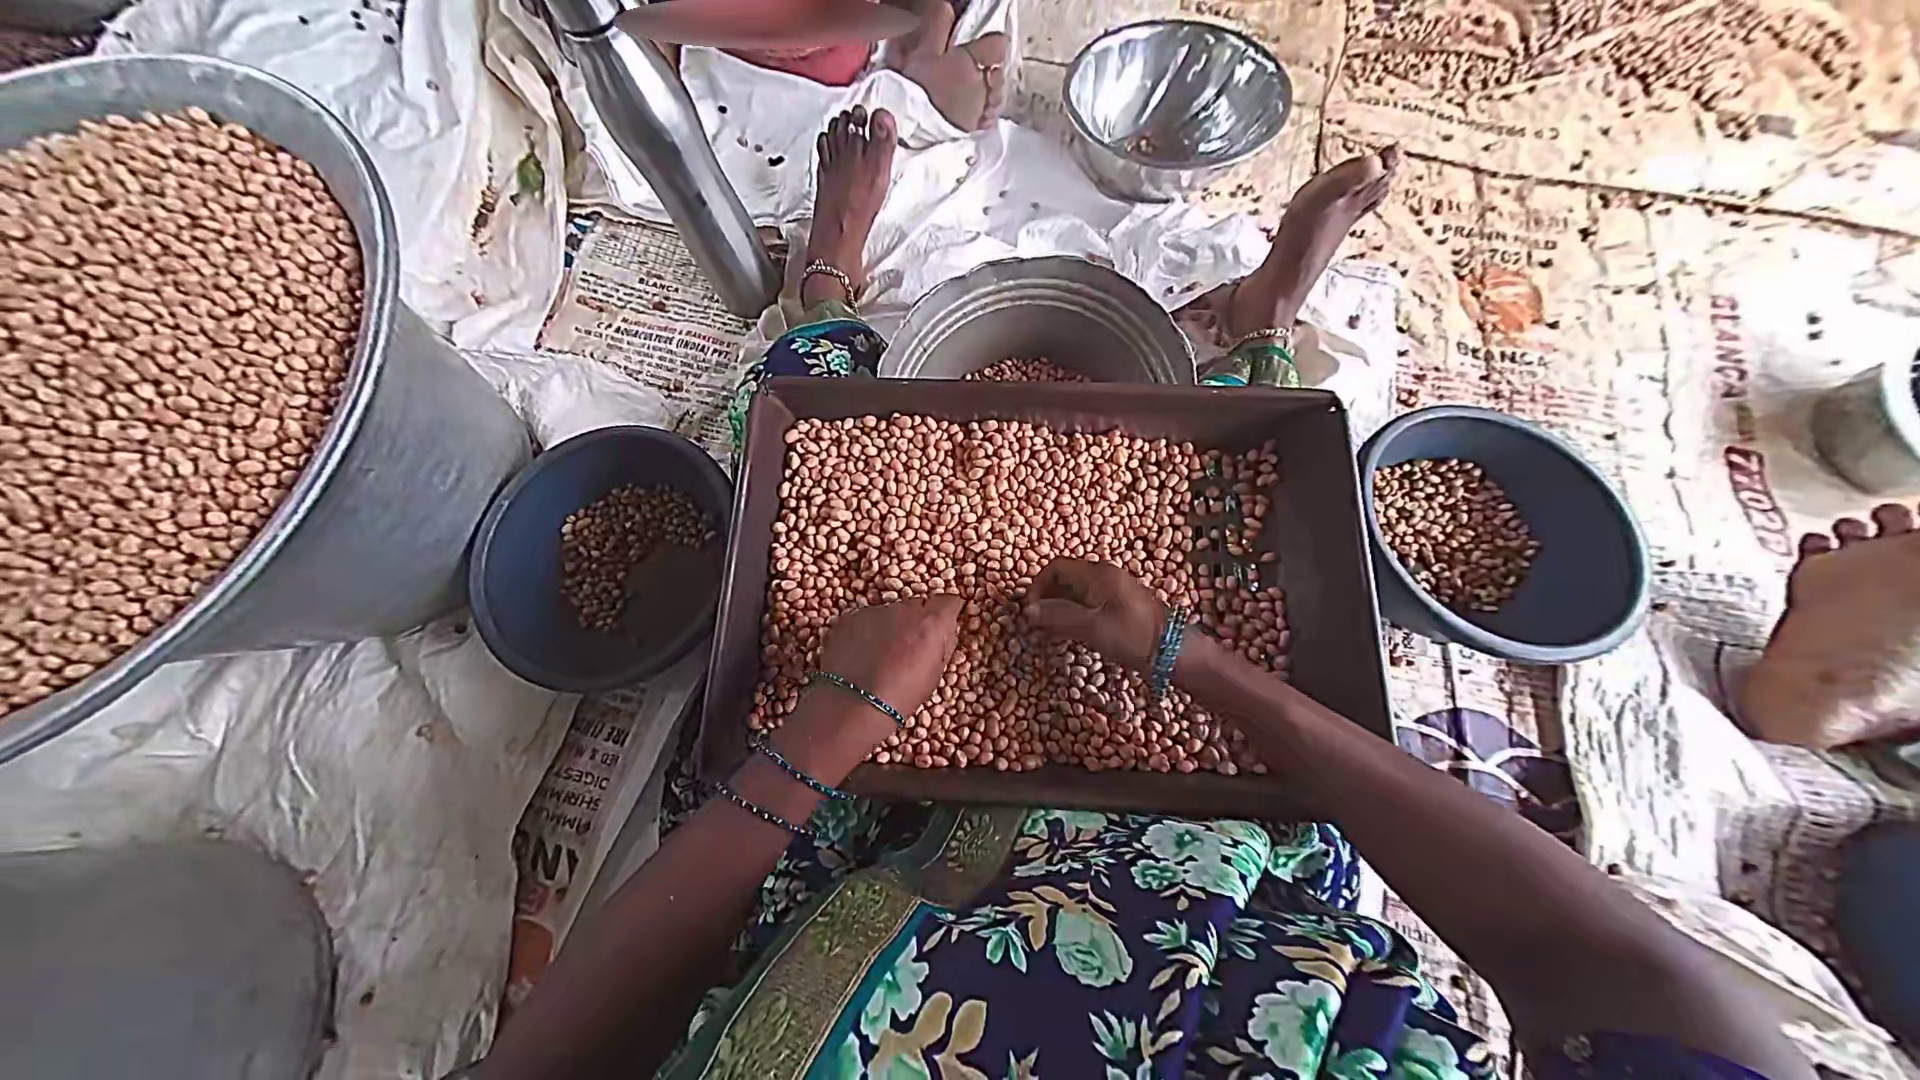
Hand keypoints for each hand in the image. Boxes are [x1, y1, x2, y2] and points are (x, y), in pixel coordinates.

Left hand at [814, 594, 963, 719]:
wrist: (855, 703)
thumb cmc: (901, 695)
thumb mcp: (936, 672)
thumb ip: (944, 642)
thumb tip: (945, 629)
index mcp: (931, 622)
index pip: (948, 601)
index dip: (947, 611)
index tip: (945, 620)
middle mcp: (904, 609)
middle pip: (917, 605)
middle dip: (917, 620)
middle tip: (911, 645)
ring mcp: (875, 611)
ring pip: (890, 612)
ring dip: (891, 626)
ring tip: (884, 654)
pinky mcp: (851, 618)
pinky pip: (866, 619)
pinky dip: (867, 631)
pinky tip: (864, 654)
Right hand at [1022, 559, 1166, 671]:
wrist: (1174, 652)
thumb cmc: (1133, 636)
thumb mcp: (1092, 627)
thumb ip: (1058, 617)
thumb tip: (1028, 612)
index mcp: (1098, 574)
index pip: (1056, 568)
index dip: (1037, 586)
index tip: (1029, 610)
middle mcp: (1104, 576)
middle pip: (1064, 579)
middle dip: (1045, 598)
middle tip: (1035, 623)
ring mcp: (1113, 591)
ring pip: (1075, 593)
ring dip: (1058, 608)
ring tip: (1047, 631)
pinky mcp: (1118, 607)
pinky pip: (1087, 604)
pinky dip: (1072, 615)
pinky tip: (1067, 633)